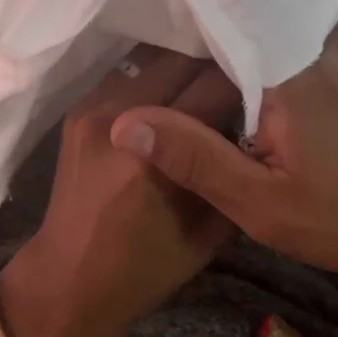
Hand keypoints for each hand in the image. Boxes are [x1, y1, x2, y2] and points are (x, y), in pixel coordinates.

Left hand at [0, 47, 240, 336]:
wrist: (68, 279)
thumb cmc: (147, 267)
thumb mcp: (212, 228)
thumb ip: (232, 168)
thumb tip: (256, 121)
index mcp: (155, 155)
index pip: (216, 86)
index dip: (248, 80)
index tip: (269, 83)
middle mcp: (120, 119)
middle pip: (182, 60)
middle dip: (217, 60)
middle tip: (243, 70)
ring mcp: (94, 108)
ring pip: (153, 57)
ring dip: (185, 62)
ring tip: (210, 74)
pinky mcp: (79, 108)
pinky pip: (128, 73)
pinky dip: (157, 74)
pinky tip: (176, 87)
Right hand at [111, 35, 337, 322]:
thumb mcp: (267, 206)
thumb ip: (197, 160)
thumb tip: (126, 125)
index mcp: (287, 67)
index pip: (222, 9)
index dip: (177, 1)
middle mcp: (310, 43)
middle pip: (238, 15)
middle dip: (191, 18)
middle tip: (140, 21)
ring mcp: (330, 52)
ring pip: (260, 30)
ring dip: (220, 36)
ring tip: (166, 38)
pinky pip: (282, 45)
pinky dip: (249, 53)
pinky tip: (220, 70)